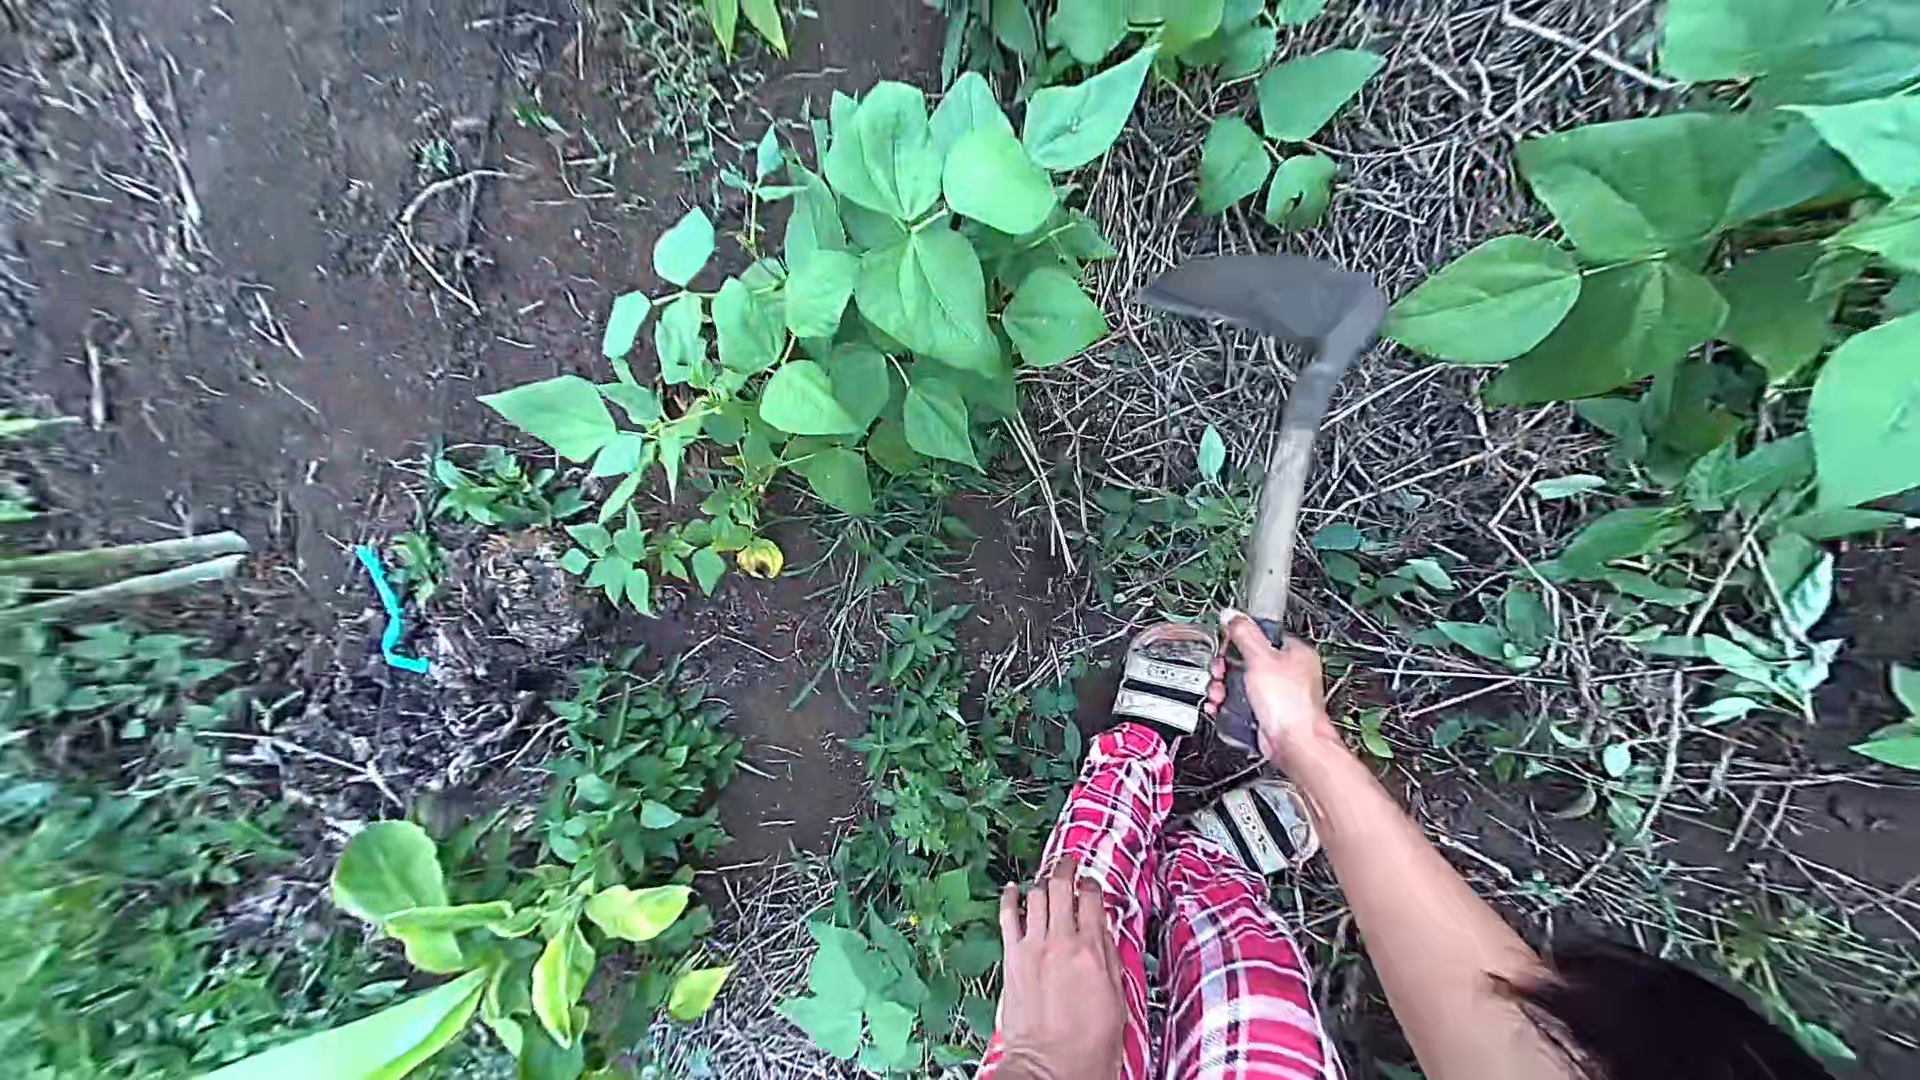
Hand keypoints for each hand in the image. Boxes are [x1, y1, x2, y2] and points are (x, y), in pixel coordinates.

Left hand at [994, 856, 1126, 1079]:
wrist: (1050, 1072)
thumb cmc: (1088, 1049)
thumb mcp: (1115, 1003)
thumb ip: (1109, 960)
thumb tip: (1102, 930)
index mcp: (1091, 951)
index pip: (1091, 899)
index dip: (1092, 885)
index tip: (1091, 883)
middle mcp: (1061, 940)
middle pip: (1061, 886)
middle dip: (1066, 869)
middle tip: (1069, 863)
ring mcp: (1033, 945)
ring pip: (1036, 894)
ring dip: (1042, 882)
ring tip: (1046, 879)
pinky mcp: (1012, 956)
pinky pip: (1008, 915)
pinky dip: (1010, 897)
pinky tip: (1013, 888)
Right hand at [1217, 611, 1340, 772]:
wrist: (1295, 745)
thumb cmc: (1290, 704)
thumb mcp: (1261, 658)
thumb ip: (1244, 633)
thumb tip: (1231, 615)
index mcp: (1294, 652)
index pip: (1260, 635)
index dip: (1238, 641)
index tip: (1226, 648)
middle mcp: (1287, 671)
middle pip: (1244, 659)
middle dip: (1225, 668)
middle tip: (1220, 672)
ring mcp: (1276, 693)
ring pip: (1239, 682)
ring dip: (1222, 687)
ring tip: (1219, 693)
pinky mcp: (1265, 711)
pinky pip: (1239, 701)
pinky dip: (1226, 703)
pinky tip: (1220, 705)